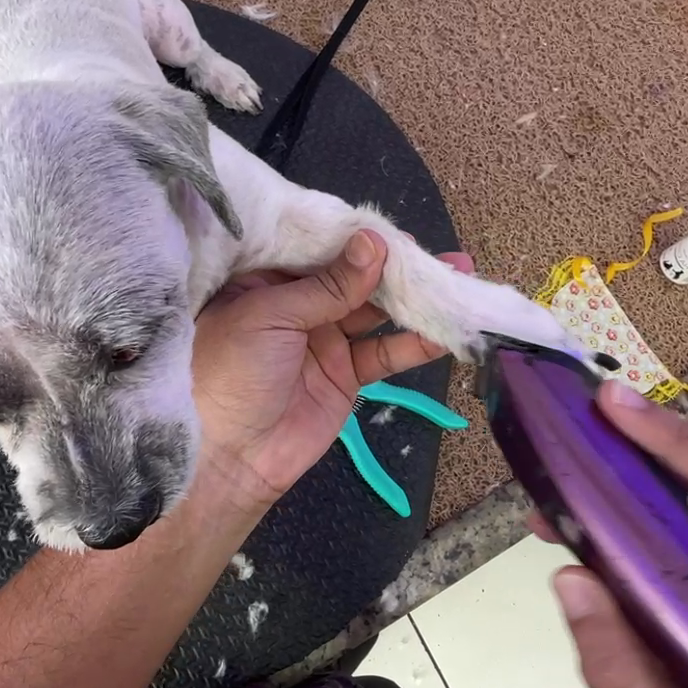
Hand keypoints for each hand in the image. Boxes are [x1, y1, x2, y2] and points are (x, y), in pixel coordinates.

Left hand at [189, 231, 469, 512]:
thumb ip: (327, 284)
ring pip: (373, 311)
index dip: (353, 237)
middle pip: (350, 277)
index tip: (392, 231)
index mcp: (265, 281)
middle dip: (392, 266)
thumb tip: (373, 242)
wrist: (230, 456)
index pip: (316, 249)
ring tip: (457, 280)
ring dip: (412, 299)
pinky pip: (384, 353)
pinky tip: (444, 331)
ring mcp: (323, 339)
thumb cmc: (232, 372)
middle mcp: (295, 305)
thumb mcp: (271, 316)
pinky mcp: (345, 374)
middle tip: (436, 256)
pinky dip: (414, 344)